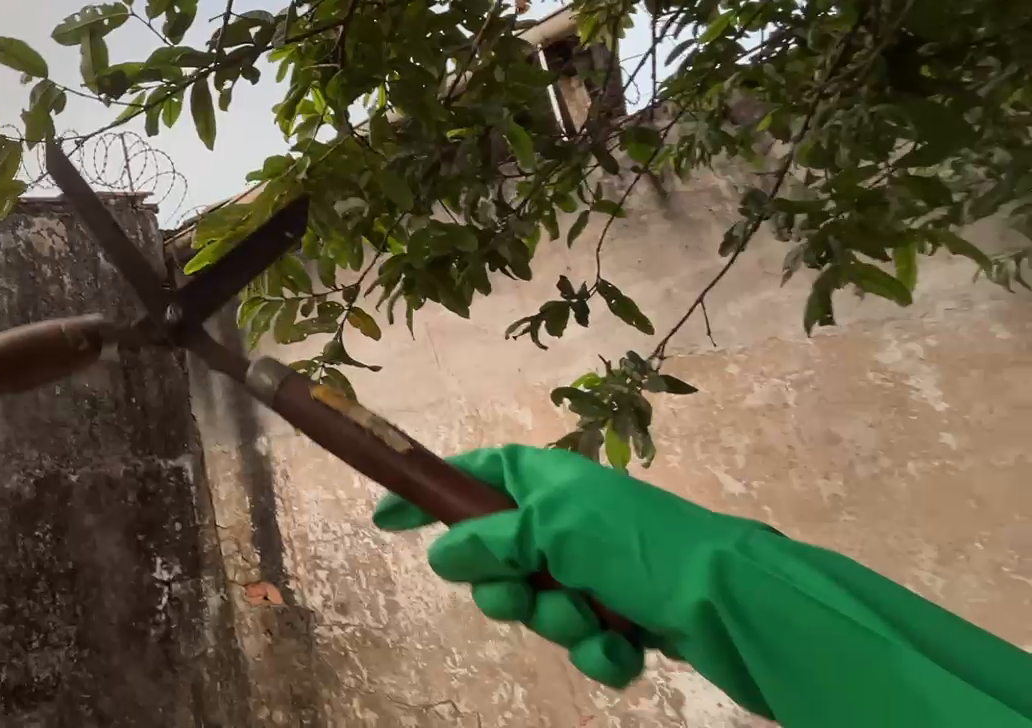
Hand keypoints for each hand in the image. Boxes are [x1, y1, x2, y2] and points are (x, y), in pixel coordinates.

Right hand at [371, 444, 780, 715]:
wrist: (744, 606)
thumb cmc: (633, 546)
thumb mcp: (548, 527)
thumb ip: (485, 539)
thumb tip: (440, 555)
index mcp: (540, 481)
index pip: (464, 479)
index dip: (425, 497)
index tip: (385, 521)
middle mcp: (560, 521)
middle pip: (493, 554)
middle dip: (504, 586)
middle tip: (522, 595)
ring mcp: (592, 568)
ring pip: (534, 600)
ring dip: (553, 618)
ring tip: (589, 622)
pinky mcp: (623, 615)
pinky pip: (580, 637)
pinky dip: (595, 649)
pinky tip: (622, 651)